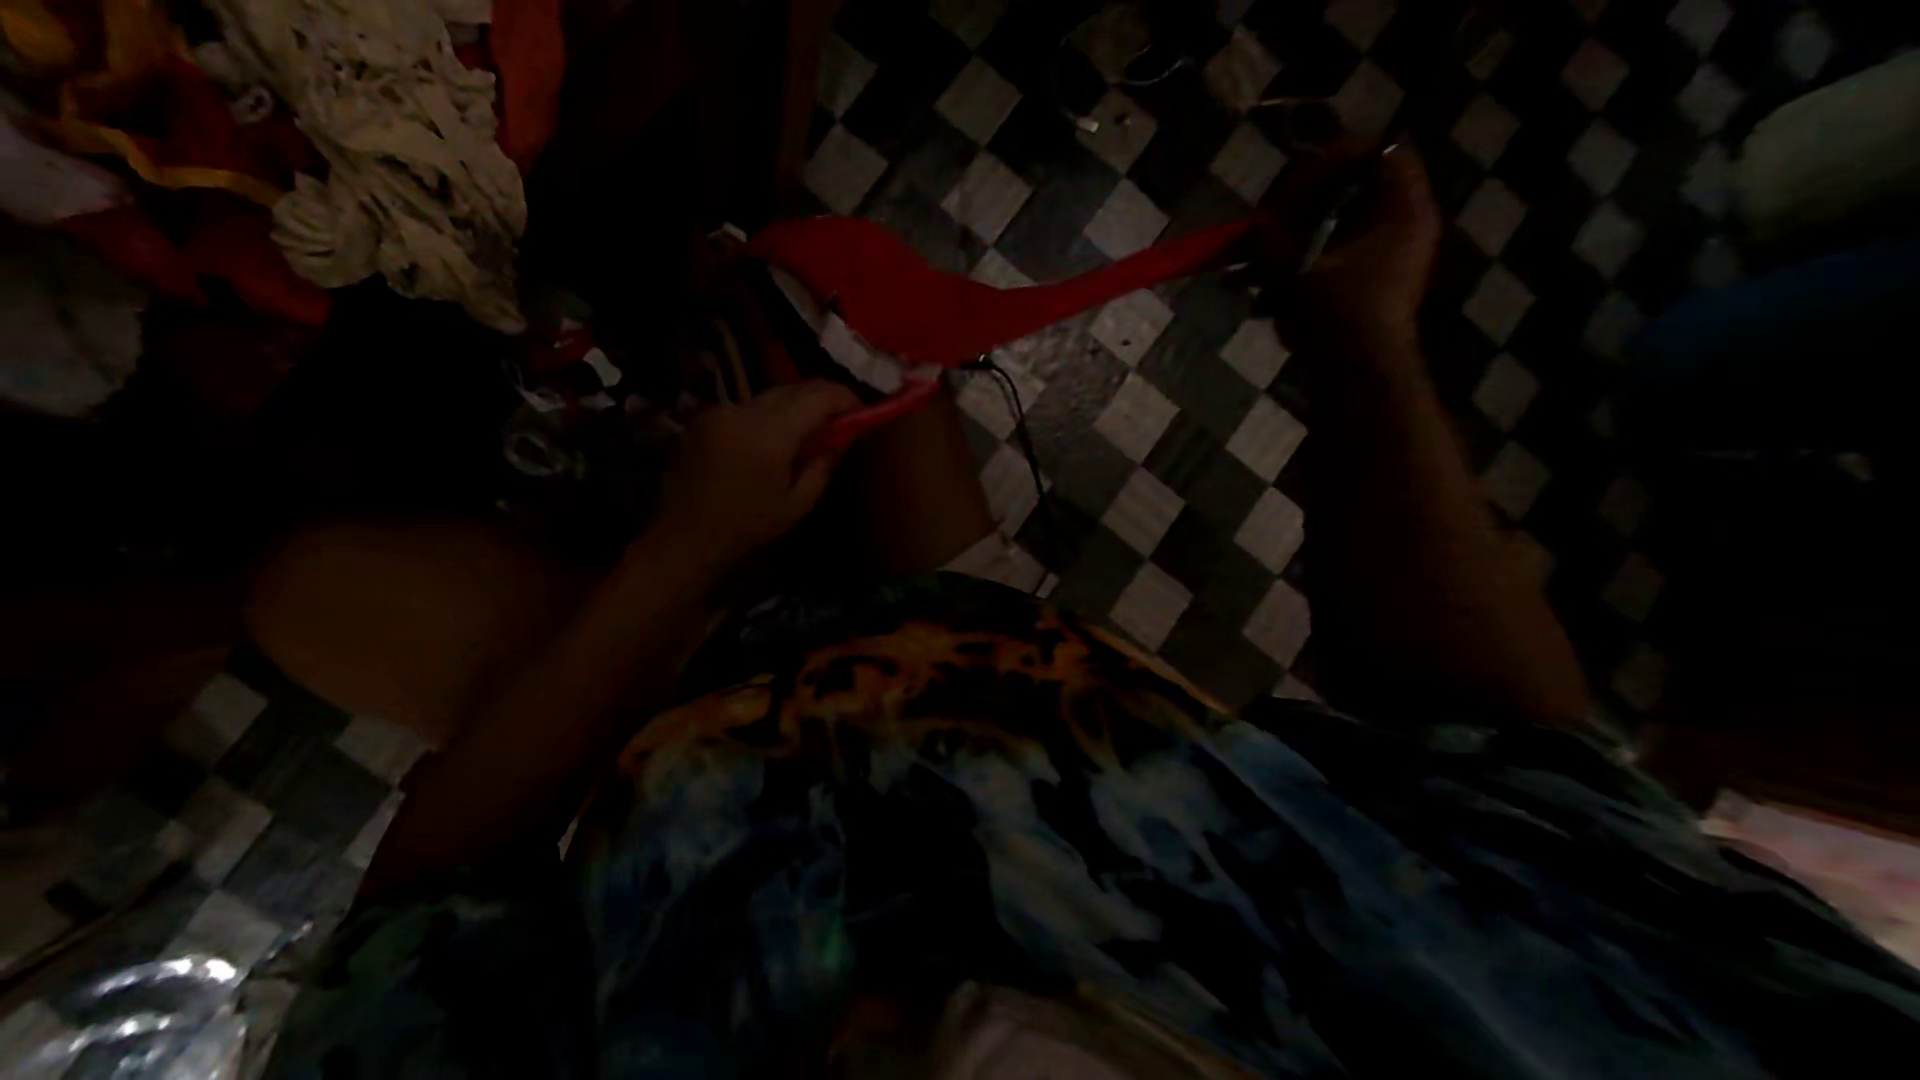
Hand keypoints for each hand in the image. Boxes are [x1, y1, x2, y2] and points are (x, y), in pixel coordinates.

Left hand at [653, 380, 860, 569]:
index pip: (818, 395)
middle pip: (794, 388)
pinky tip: (770, 443)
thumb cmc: (747, 527)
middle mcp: (743, 410)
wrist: (684, 538)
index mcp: (770, 432)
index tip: (860, 412)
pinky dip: (767, 416)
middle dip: (822, 399)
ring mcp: (719, 411)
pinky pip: (747, 408)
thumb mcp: (797, 504)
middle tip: (840, 421)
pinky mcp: (703, 419)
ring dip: (794, 408)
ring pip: (769, 396)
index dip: (845, 398)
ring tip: (807, 434)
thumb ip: (823, 464)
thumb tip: (843, 438)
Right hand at [1265, 143, 1440, 360]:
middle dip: (1295, 212)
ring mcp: (1385, 262)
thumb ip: (1268, 240)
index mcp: (1401, 210)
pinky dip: (1296, 275)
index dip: (1333, 158)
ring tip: (1243, 273)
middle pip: (1348, 195)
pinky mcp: (1367, 291)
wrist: (1357, 378)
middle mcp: (1401, 228)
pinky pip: (1330, 266)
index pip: (1377, 154)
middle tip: (1260, 230)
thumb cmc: (1335, 316)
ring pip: (1331, 236)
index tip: (1291, 179)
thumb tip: (1251, 229)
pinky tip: (1258, 301)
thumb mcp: (1292, 270)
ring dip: (1285, 248)